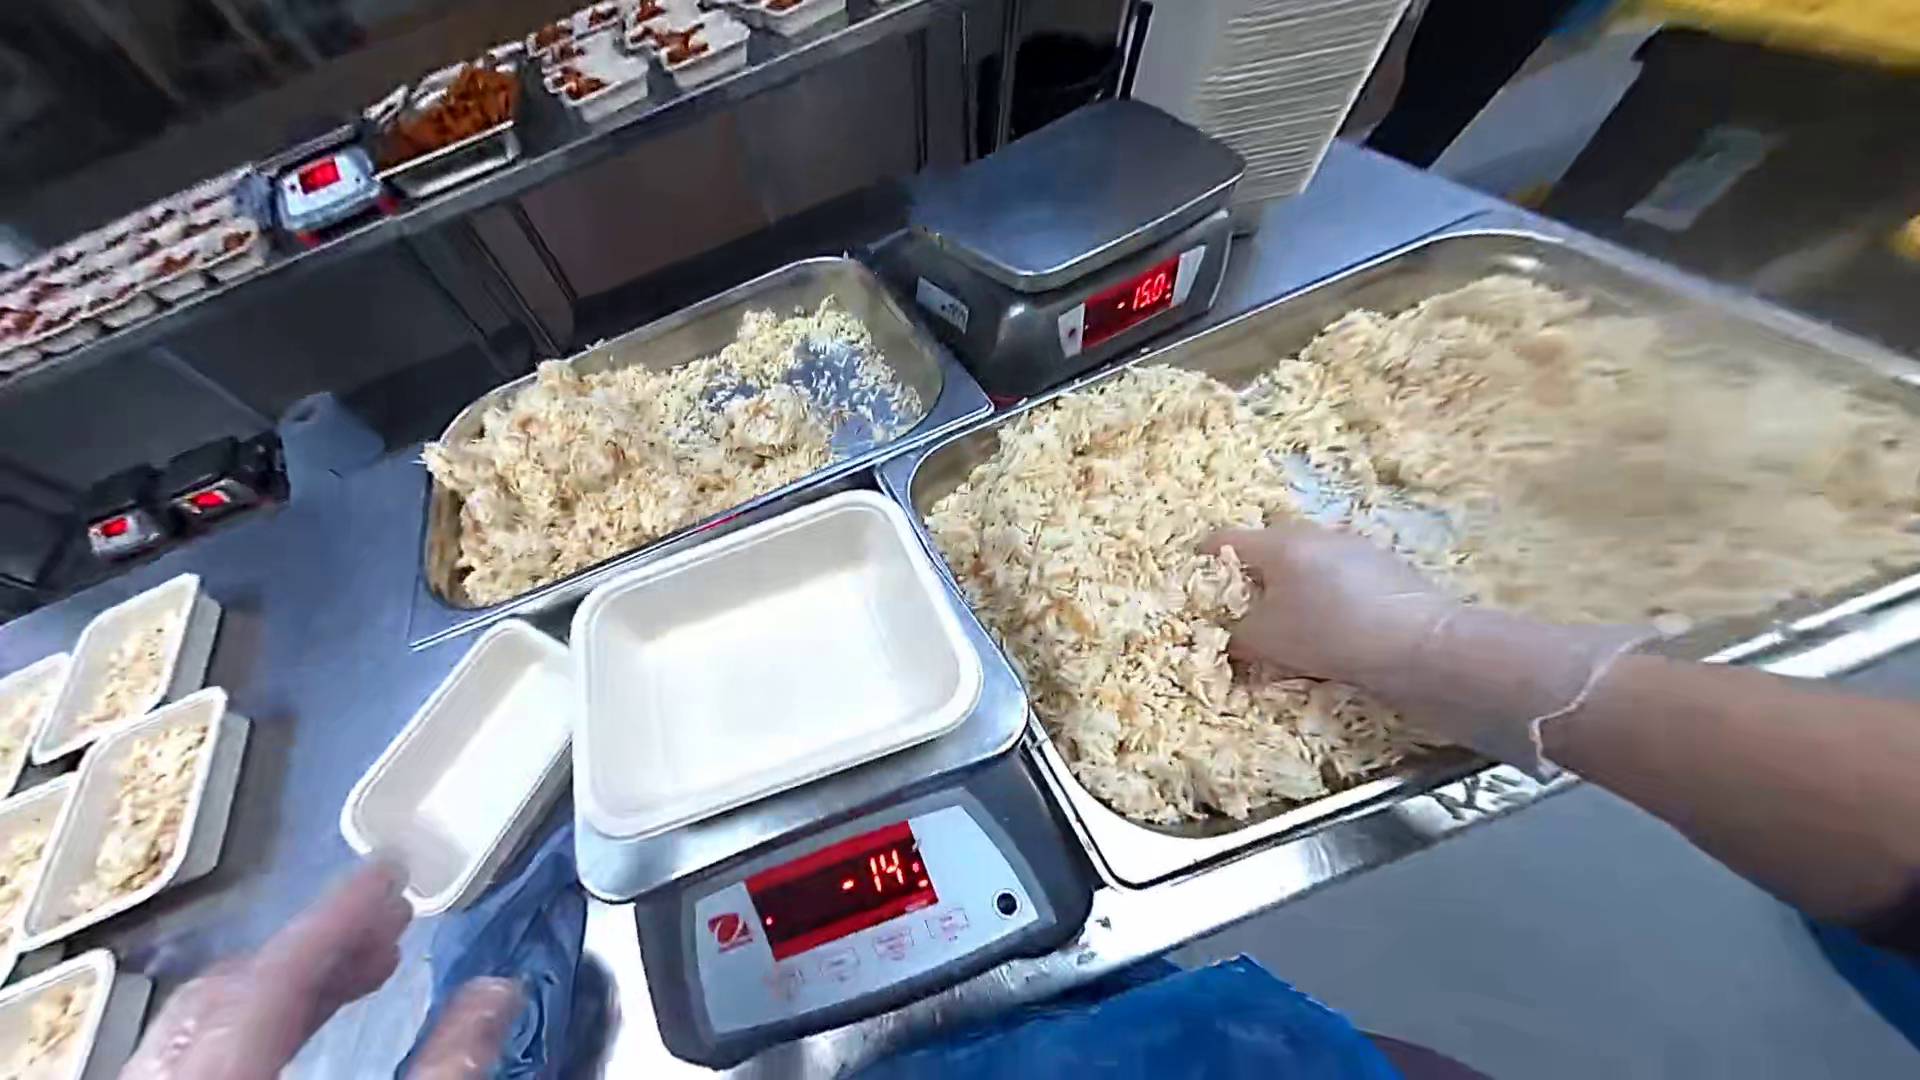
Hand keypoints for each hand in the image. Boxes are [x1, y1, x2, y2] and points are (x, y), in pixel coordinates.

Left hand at [120, 861, 521, 1079]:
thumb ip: (448, 1068)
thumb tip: (500, 989)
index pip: (274, 980)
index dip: (340, 913)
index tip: (395, 867)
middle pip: (226, 998)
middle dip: (321, 942)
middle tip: (397, 918)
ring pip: (202, 1029)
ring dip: (297, 980)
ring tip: (370, 963)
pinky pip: (197, 1059)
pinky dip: (265, 1022)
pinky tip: (313, 1025)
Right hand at [1203, 523, 1455, 689]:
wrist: (1426, 647)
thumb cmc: (1330, 634)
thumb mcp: (1266, 641)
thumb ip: (1236, 635)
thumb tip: (1230, 638)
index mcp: (1277, 543)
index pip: (1222, 540)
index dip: (1202, 561)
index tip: (1199, 587)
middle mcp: (1312, 534)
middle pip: (1263, 549)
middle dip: (1249, 578)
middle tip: (1246, 612)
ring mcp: (1352, 546)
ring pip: (1302, 562)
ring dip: (1288, 586)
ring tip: (1292, 622)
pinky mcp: (1383, 565)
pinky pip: (1335, 574)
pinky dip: (1323, 593)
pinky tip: (1334, 626)